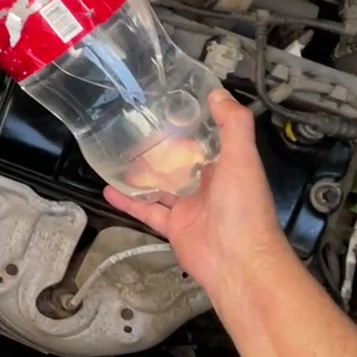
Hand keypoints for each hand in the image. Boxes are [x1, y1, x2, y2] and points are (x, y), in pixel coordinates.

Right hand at [104, 90, 295, 295]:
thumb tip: (219, 94)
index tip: (165, 111)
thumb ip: (233, 125)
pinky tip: (110, 190)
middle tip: (132, 133)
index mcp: (226, 168)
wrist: (238, 261)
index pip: (205, 142)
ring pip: (160, 186)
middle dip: (158, 151)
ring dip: (139, 175)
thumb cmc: (245, 210)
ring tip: (116, 159)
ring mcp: (189, 207)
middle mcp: (208, 186)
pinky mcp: (173, 226)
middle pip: (178, 163)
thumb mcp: (242, 160)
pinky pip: (147, 210)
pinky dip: (128, 202)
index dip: (187, 127)